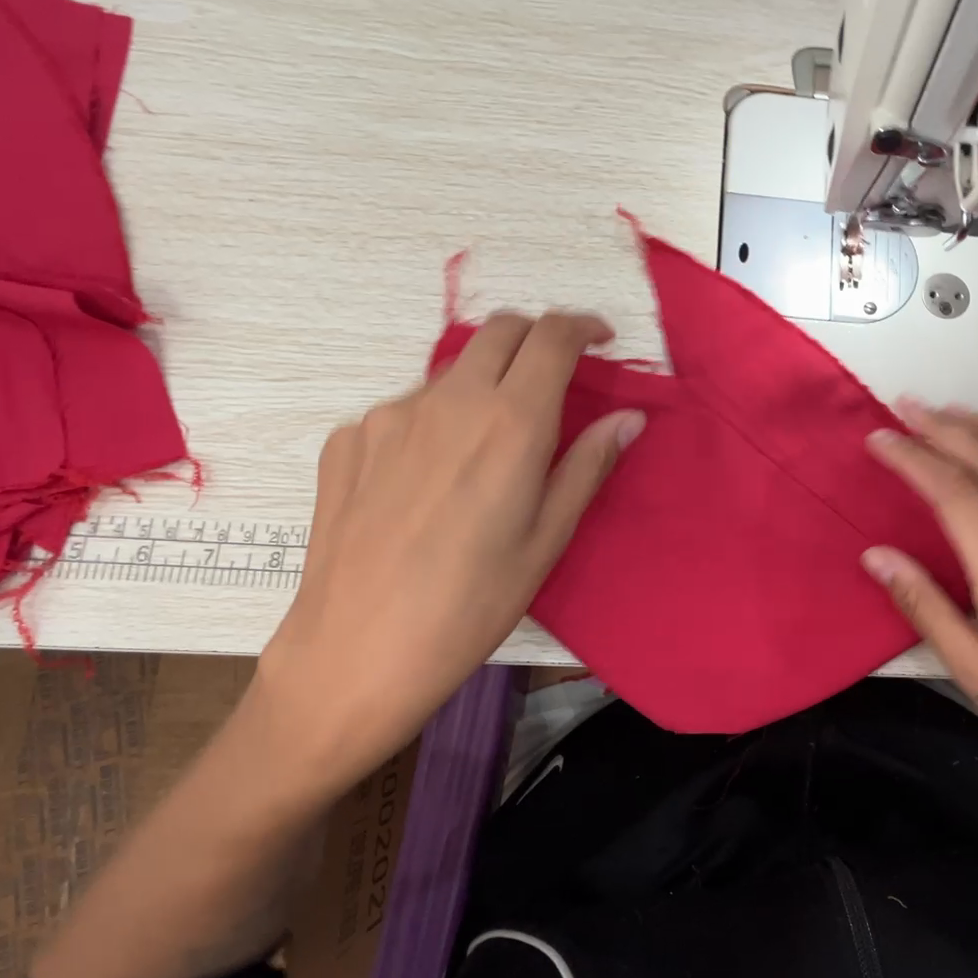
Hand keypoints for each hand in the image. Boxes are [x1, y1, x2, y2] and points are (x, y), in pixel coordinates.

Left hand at [250, 312, 643, 800]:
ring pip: (451, 372)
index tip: (600, 340)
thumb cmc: (473, 604)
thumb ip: (588, 466)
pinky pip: (405, 410)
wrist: (356, 650)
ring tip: (489, 450)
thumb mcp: (548, 539)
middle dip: (536, 338)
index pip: (552, 337)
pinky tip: (431, 481)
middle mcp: (448, 400)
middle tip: (555, 378)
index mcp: (510, 422)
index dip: (583, 327)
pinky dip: (434, 422)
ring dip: (484, 384)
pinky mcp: (348, 439)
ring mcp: (388, 415)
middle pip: (499, 330)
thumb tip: (629, 417)